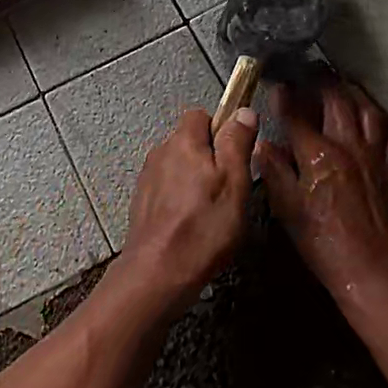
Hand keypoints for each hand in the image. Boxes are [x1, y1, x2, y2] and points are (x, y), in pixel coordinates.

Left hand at [113, 107, 257, 315]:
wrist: (158, 275)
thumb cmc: (202, 228)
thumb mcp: (234, 180)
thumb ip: (237, 141)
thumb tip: (244, 112)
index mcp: (183, 140)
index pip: (202, 114)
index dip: (222, 130)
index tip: (236, 154)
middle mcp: (160, 153)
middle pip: (190, 141)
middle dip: (210, 158)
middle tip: (229, 187)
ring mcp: (148, 179)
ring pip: (179, 167)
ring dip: (195, 181)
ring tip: (212, 211)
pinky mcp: (143, 205)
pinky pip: (168, 190)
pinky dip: (181, 201)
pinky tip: (193, 224)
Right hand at [255, 80, 387, 299]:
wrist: (368, 267)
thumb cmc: (321, 240)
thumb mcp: (287, 209)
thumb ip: (275, 171)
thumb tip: (261, 144)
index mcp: (318, 154)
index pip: (298, 115)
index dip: (287, 97)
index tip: (279, 83)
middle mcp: (347, 146)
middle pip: (337, 101)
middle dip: (323, 81)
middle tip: (313, 70)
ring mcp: (372, 156)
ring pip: (367, 111)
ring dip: (354, 93)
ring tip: (344, 85)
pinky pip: (386, 138)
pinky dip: (378, 125)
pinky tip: (372, 124)